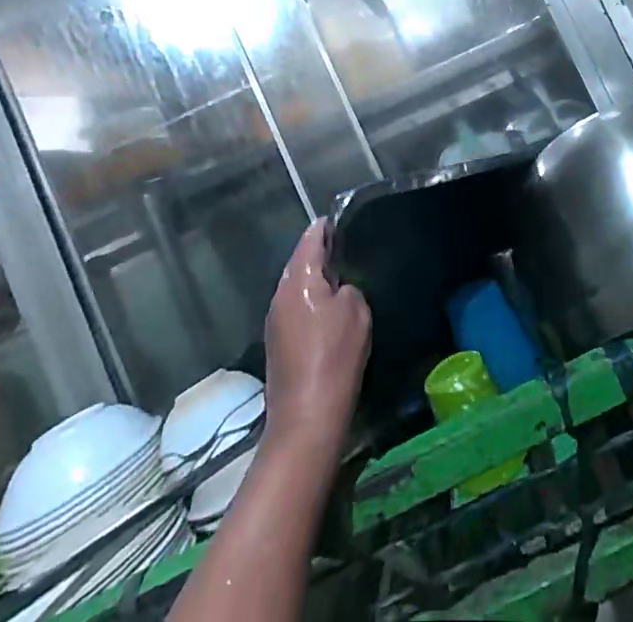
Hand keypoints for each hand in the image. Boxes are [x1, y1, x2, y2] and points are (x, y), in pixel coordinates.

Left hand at [265, 219, 371, 437]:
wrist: (307, 412)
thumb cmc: (335, 354)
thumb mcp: (357, 311)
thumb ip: (348, 289)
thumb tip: (338, 290)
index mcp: (299, 281)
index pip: (310, 242)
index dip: (325, 228)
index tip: (338, 219)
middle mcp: (280, 296)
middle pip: (299, 264)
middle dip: (319, 254)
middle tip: (345, 246)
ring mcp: (275, 321)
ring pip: (297, 288)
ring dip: (315, 280)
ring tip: (342, 276)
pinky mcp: (278, 343)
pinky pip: (297, 309)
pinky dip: (312, 302)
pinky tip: (330, 310)